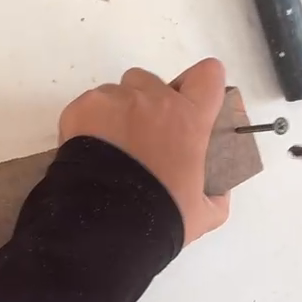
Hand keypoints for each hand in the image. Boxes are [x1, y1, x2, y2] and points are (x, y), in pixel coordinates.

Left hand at [60, 59, 229, 246]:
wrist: (106, 225)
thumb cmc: (159, 215)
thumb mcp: (203, 214)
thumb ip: (216, 198)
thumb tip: (219, 192)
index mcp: (189, 119)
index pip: (208, 76)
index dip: (200, 87)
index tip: (190, 105)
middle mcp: (154, 100)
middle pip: (153, 84)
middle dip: (149, 105)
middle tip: (143, 141)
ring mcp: (115, 100)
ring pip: (118, 94)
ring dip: (118, 113)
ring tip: (111, 151)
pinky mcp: (82, 108)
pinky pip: (88, 107)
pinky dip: (89, 125)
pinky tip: (89, 154)